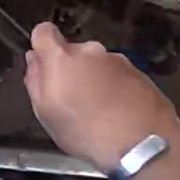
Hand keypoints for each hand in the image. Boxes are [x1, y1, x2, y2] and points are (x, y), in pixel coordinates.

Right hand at [24, 21, 179, 169]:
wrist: (144, 148)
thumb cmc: (84, 131)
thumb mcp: (45, 112)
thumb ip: (36, 80)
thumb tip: (34, 60)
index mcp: (62, 57)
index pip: (44, 31)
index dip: (41, 45)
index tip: (44, 65)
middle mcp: (92, 51)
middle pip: (73, 51)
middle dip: (70, 68)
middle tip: (73, 97)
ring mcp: (121, 62)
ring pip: (98, 64)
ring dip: (95, 78)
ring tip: (100, 109)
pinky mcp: (144, 76)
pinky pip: (120, 77)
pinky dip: (116, 88)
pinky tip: (120, 113)